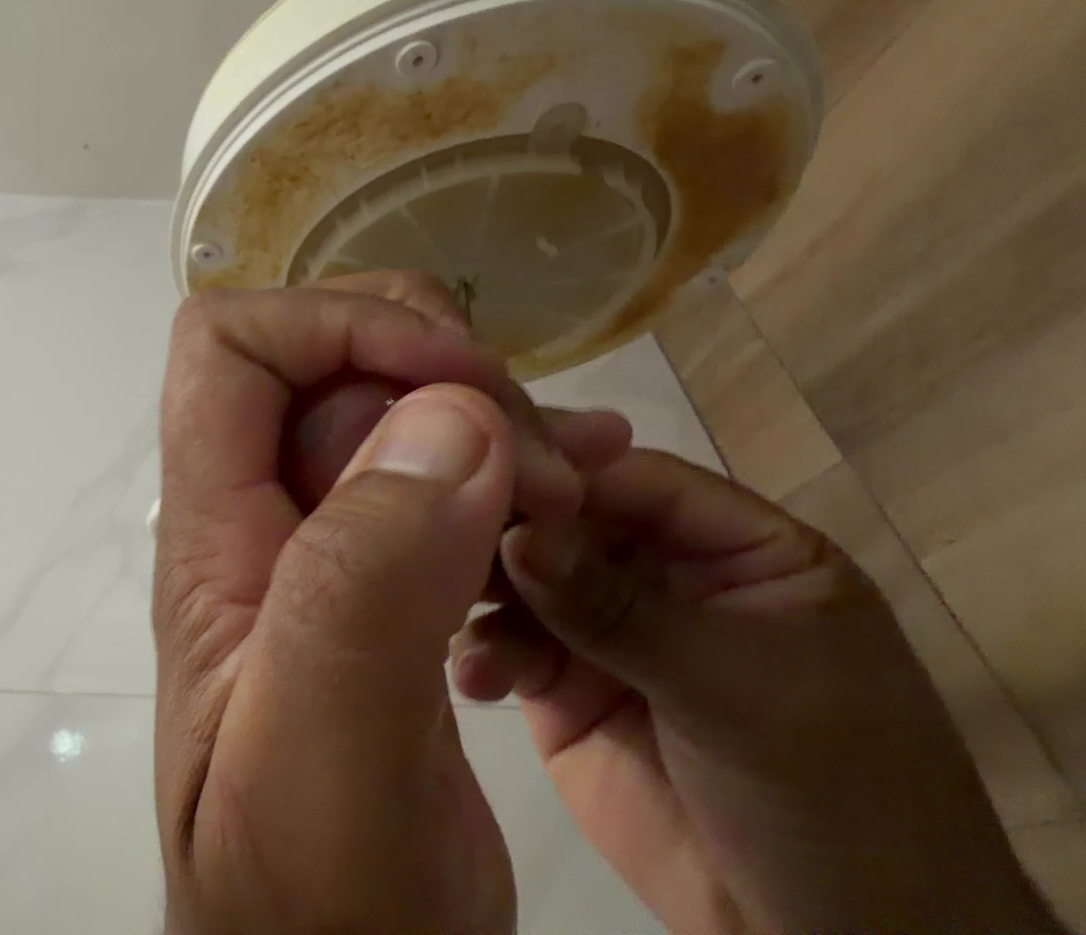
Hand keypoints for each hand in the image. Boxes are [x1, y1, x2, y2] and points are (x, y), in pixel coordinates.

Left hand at [151, 273, 626, 934]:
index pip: (230, 348)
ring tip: (570, 495)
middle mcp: (254, 526)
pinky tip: (568, 516)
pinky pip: (433, 478)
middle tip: (542, 465)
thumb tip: (446, 419)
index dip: (340, 326)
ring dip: (484, 420)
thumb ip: (363, 589)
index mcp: (212, 542)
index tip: (462, 386)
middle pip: (319, 361)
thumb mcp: (325, 755)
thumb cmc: (314, 899)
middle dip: (437, 372)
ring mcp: (316, 552)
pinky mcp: (378, 587)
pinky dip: (502, 470)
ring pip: (386, 411)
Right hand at [453, 450, 1064, 932]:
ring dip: (478, 592)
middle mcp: (660, 576)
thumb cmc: (832, 795)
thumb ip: (621, 610)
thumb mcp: (737, 688)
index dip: (556, 472)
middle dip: (501, 531)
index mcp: (734, 549)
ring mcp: (605, 633)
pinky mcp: (563, 689)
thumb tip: (514, 536)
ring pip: (521, 582)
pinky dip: (482, 655)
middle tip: (434, 542)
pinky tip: (474, 680)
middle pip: (563, 523)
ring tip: (439, 612)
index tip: (473, 474)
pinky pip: (506, 648)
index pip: (631, 480)